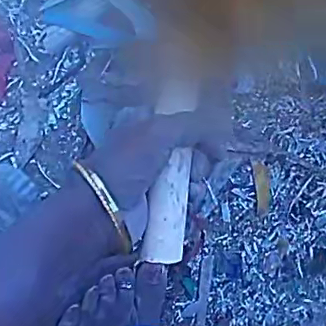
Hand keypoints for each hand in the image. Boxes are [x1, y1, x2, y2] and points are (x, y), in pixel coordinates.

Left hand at [80, 110, 223, 206]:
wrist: (104, 209)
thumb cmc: (127, 163)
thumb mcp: (160, 131)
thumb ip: (194, 123)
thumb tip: (221, 130)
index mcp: (143, 121)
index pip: (179, 116)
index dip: (197, 126)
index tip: (211, 137)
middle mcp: (148, 145)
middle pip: (190, 145)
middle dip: (199, 156)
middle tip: (196, 165)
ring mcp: (153, 173)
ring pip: (190, 171)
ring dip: (197, 178)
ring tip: (191, 186)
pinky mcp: (157, 199)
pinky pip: (184, 194)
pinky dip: (191, 197)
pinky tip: (189, 198)